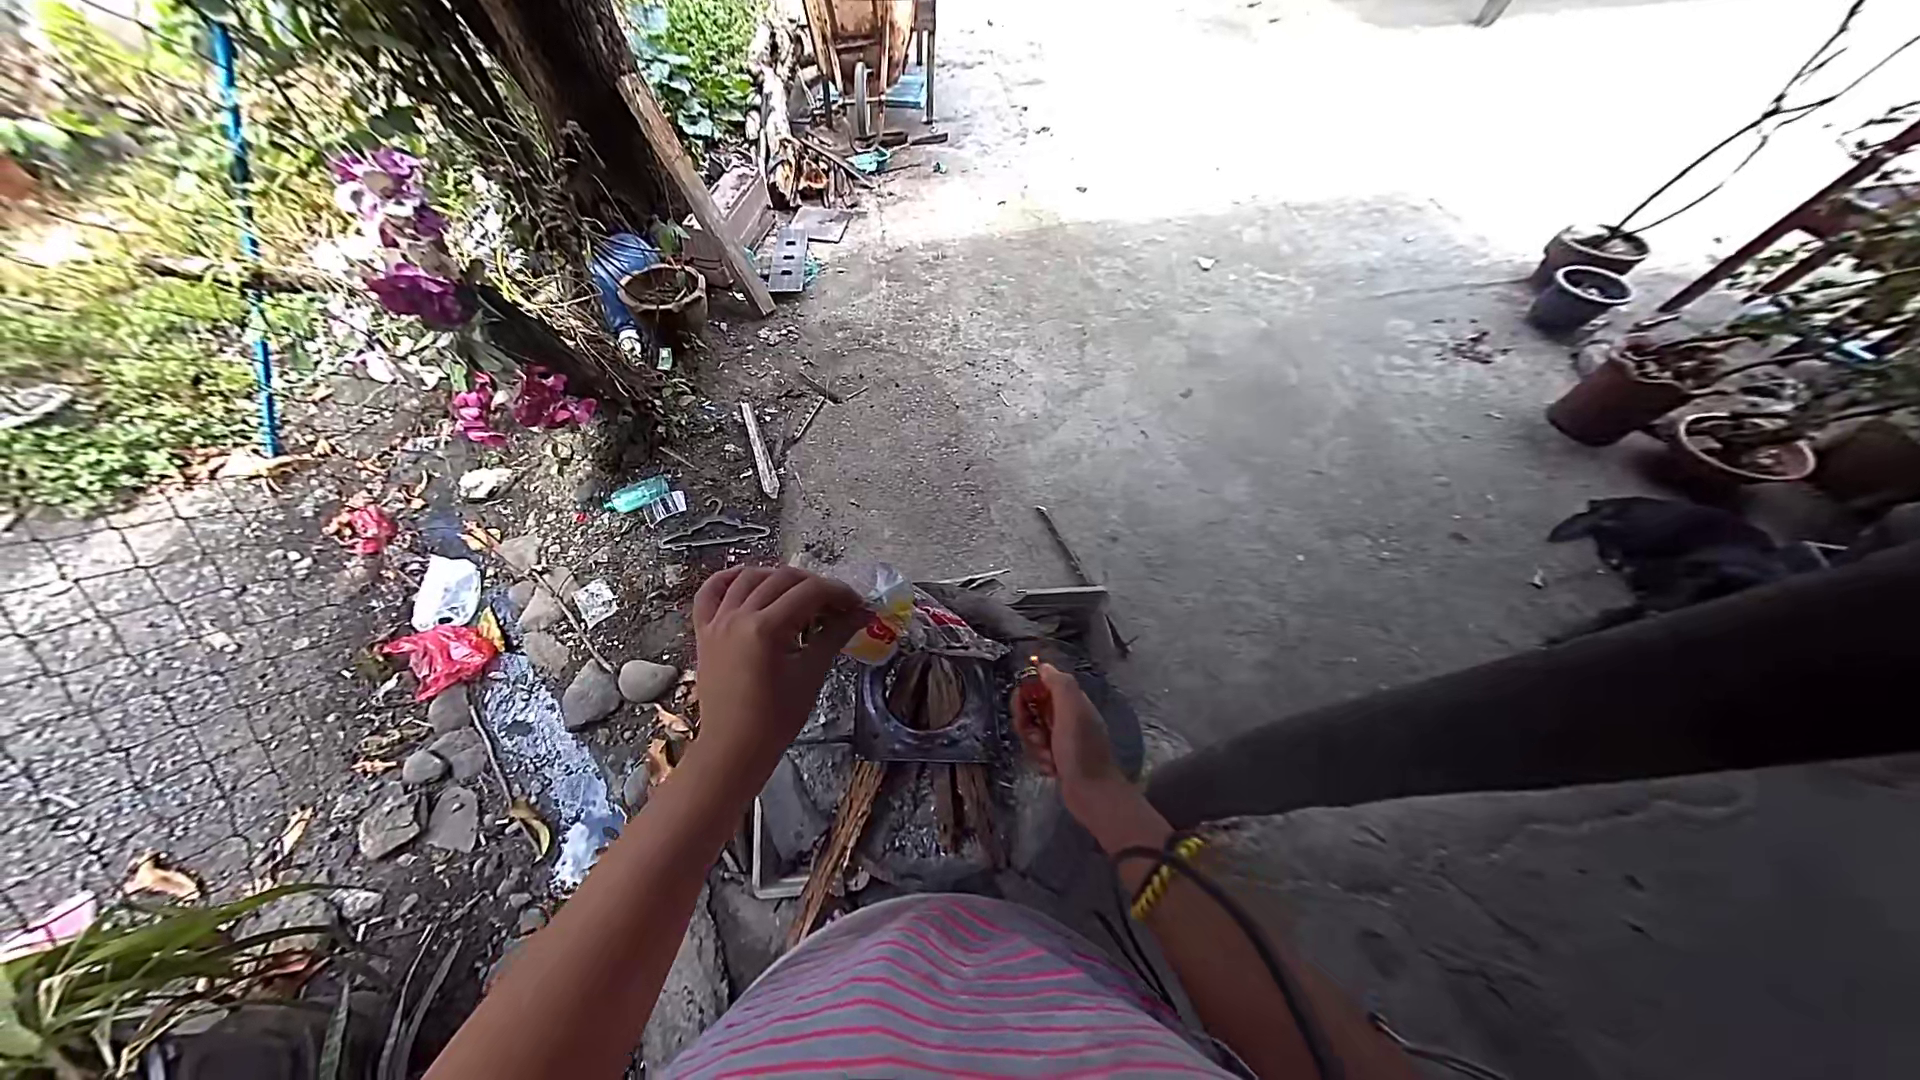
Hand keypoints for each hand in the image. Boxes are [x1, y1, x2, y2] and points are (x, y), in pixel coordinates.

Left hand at [692, 566, 867, 769]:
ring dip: (779, 578)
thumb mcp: (811, 673)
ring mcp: (717, 621)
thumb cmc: (776, 717)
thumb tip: (861, 614)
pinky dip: (729, 580)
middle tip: (836, 604)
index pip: (810, 592)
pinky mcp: (705, 631)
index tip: (856, 604)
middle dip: (815, 585)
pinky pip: (711, 593)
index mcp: (766, 628)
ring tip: (799, 594)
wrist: (734, 747)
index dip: (839, 593)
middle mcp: (738, 616)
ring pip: (750, 578)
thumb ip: (834, 635)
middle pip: (783, 579)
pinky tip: (749, 581)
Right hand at [1010, 663, 1130, 814]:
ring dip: (1034, 744)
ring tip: (1048, 757)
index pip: (1040, 685)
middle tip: (1036, 736)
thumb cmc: (1081, 749)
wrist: (1092, 793)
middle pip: (1031, 709)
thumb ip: (1059, 684)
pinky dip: (1040, 759)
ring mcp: (1061, 738)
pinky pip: (1036, 751)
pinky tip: (1052, 769)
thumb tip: (1043, 666)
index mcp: (1071, 701)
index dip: (1026, 693)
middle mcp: (1066, 716)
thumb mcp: (1072, 710)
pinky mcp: (1057, 757)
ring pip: (1031, 731)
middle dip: (1027, 723)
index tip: (1023, 706)